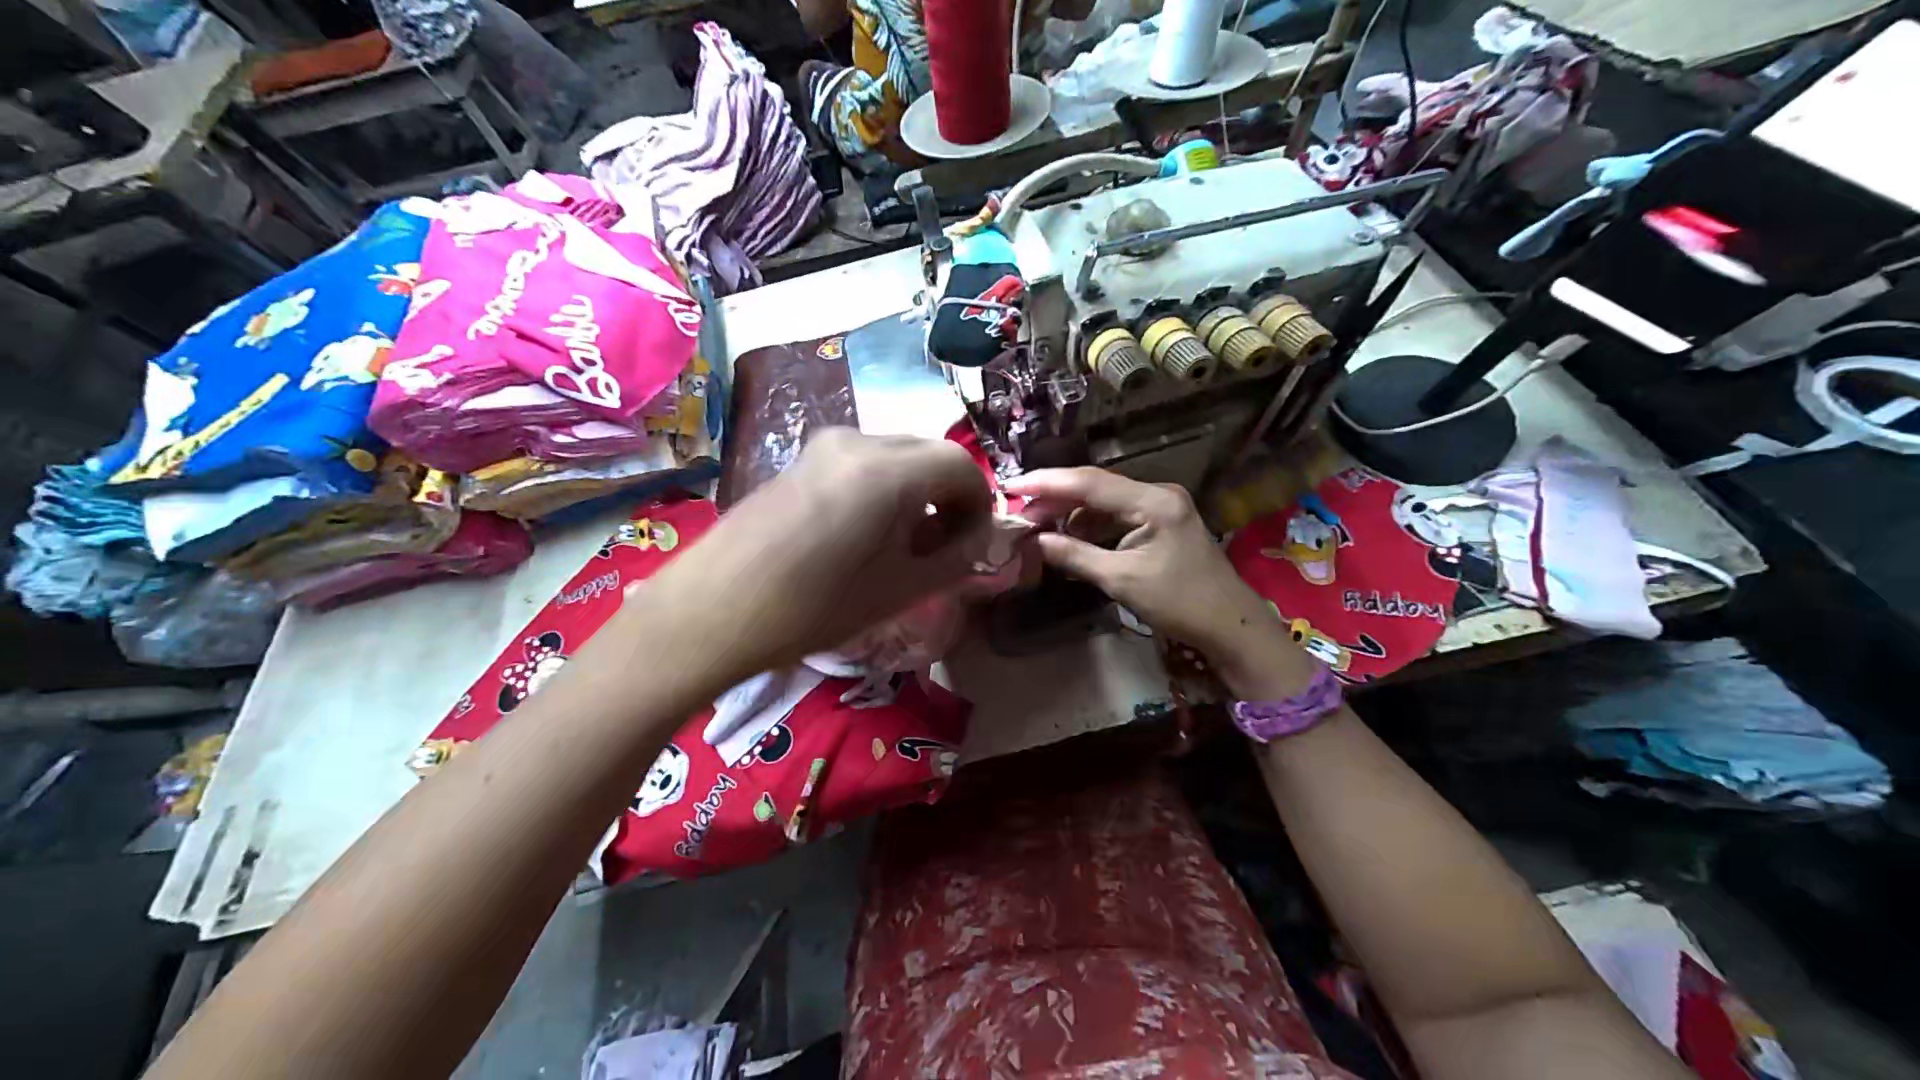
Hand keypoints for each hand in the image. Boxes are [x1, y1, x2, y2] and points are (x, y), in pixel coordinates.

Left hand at [645, 428, 991, 682]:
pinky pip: (861, 464)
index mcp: (888, 469)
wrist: (712, 610)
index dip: (980, 506)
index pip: (961, 467)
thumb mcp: (900, 588)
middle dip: (948, 499)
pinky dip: (882, 491)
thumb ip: (956, 557)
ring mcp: (822, 446)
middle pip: (929, 456)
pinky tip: (865, 535)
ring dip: (916, 494)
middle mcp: (858, 440)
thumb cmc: (814, 608)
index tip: (974, 546)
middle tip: (943, 549)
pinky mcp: (799, 460)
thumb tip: (980, 539)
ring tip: (903, 546)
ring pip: (896, 458)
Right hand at [1005, 468, 1316, 695]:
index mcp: (1153, 501)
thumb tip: (1035, 542)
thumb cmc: (1179, 602)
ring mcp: (1160, 506)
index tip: (1010, 486)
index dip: (1046, 483)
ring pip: (1103, 502)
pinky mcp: (1159, 522)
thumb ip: (1075, 555)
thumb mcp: (1121, 580)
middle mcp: (1156, 493)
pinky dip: (1090, 527)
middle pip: (1094, 487)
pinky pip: (1115, 516)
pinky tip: (1068, 539)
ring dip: (1070, 514)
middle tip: (1019, 513)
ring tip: (1037, 528)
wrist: (1229, 625)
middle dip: (1055, 499)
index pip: (1089, 482)